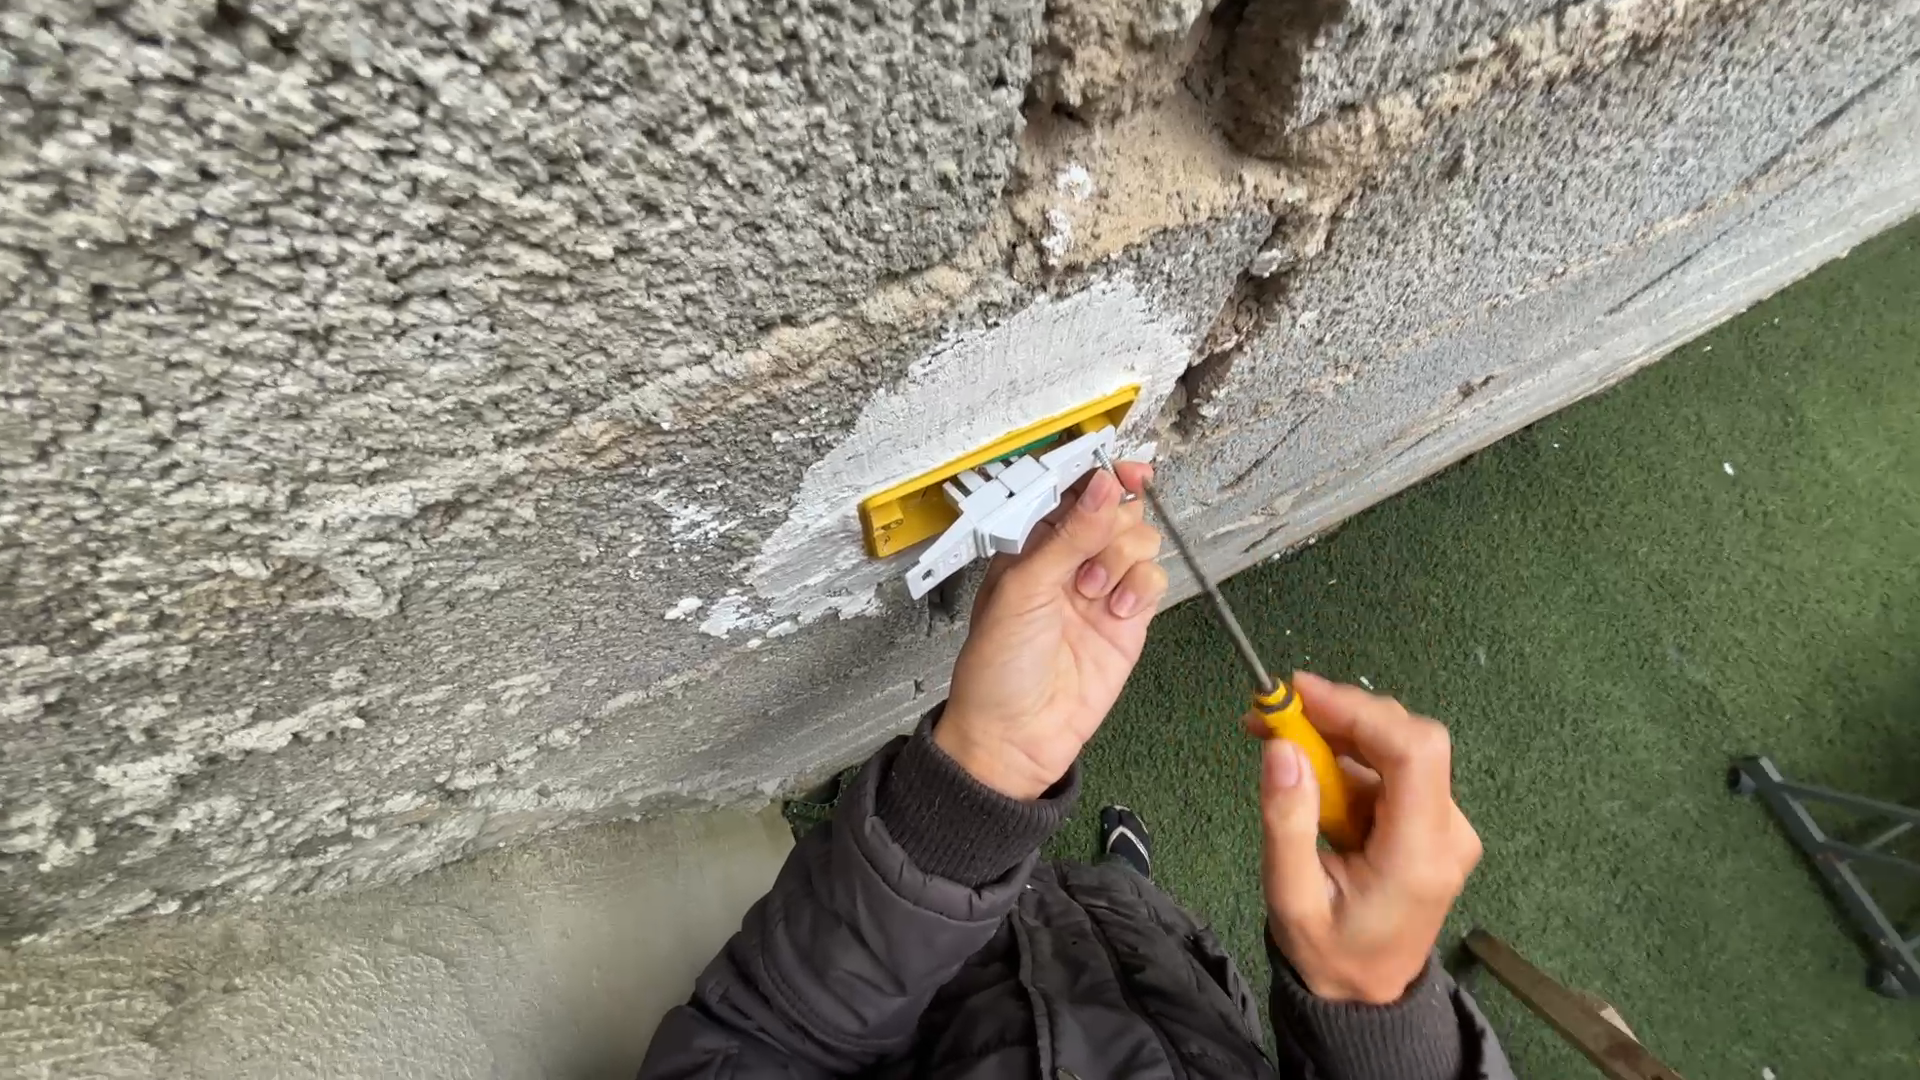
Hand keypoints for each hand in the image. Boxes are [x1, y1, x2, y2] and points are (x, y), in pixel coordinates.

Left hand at [936, 463, 1167, 799]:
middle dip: (1111, 525)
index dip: (1099, 474)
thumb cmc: (997, 666)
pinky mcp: (1127, 618)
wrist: (1017, 736)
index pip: (1071, 491)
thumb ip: (1067, 535)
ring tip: (1094, 594)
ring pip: (1138, 540)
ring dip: (1121, 560)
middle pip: (1114, 509)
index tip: (1125, 469)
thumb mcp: (1023, 590)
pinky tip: (1119, 611)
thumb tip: (1101, 484)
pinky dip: (1142, 588)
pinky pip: (1153, 579)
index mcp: (1029, 543)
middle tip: (1090, 557)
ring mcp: (1099, 587)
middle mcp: (1066, 559)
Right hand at [1259, 672, 1481, 1003]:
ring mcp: (1441, 823)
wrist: (1366, 992)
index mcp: (1419, 854)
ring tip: (1271, 730)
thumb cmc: (1327, 951)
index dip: (1357, 709)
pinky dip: (1338, 746)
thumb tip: (1280, 745)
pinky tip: (1298, 754)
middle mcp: (1446, 830)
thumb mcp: (1290, 895)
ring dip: (1332, 726)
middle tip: (1270, 711)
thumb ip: (1286, 821)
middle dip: (1338, 711)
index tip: (1295, 692)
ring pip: (1393, 741)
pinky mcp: (1424, 817)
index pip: (1413, 753)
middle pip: (1406, 737)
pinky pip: (1383, 761)